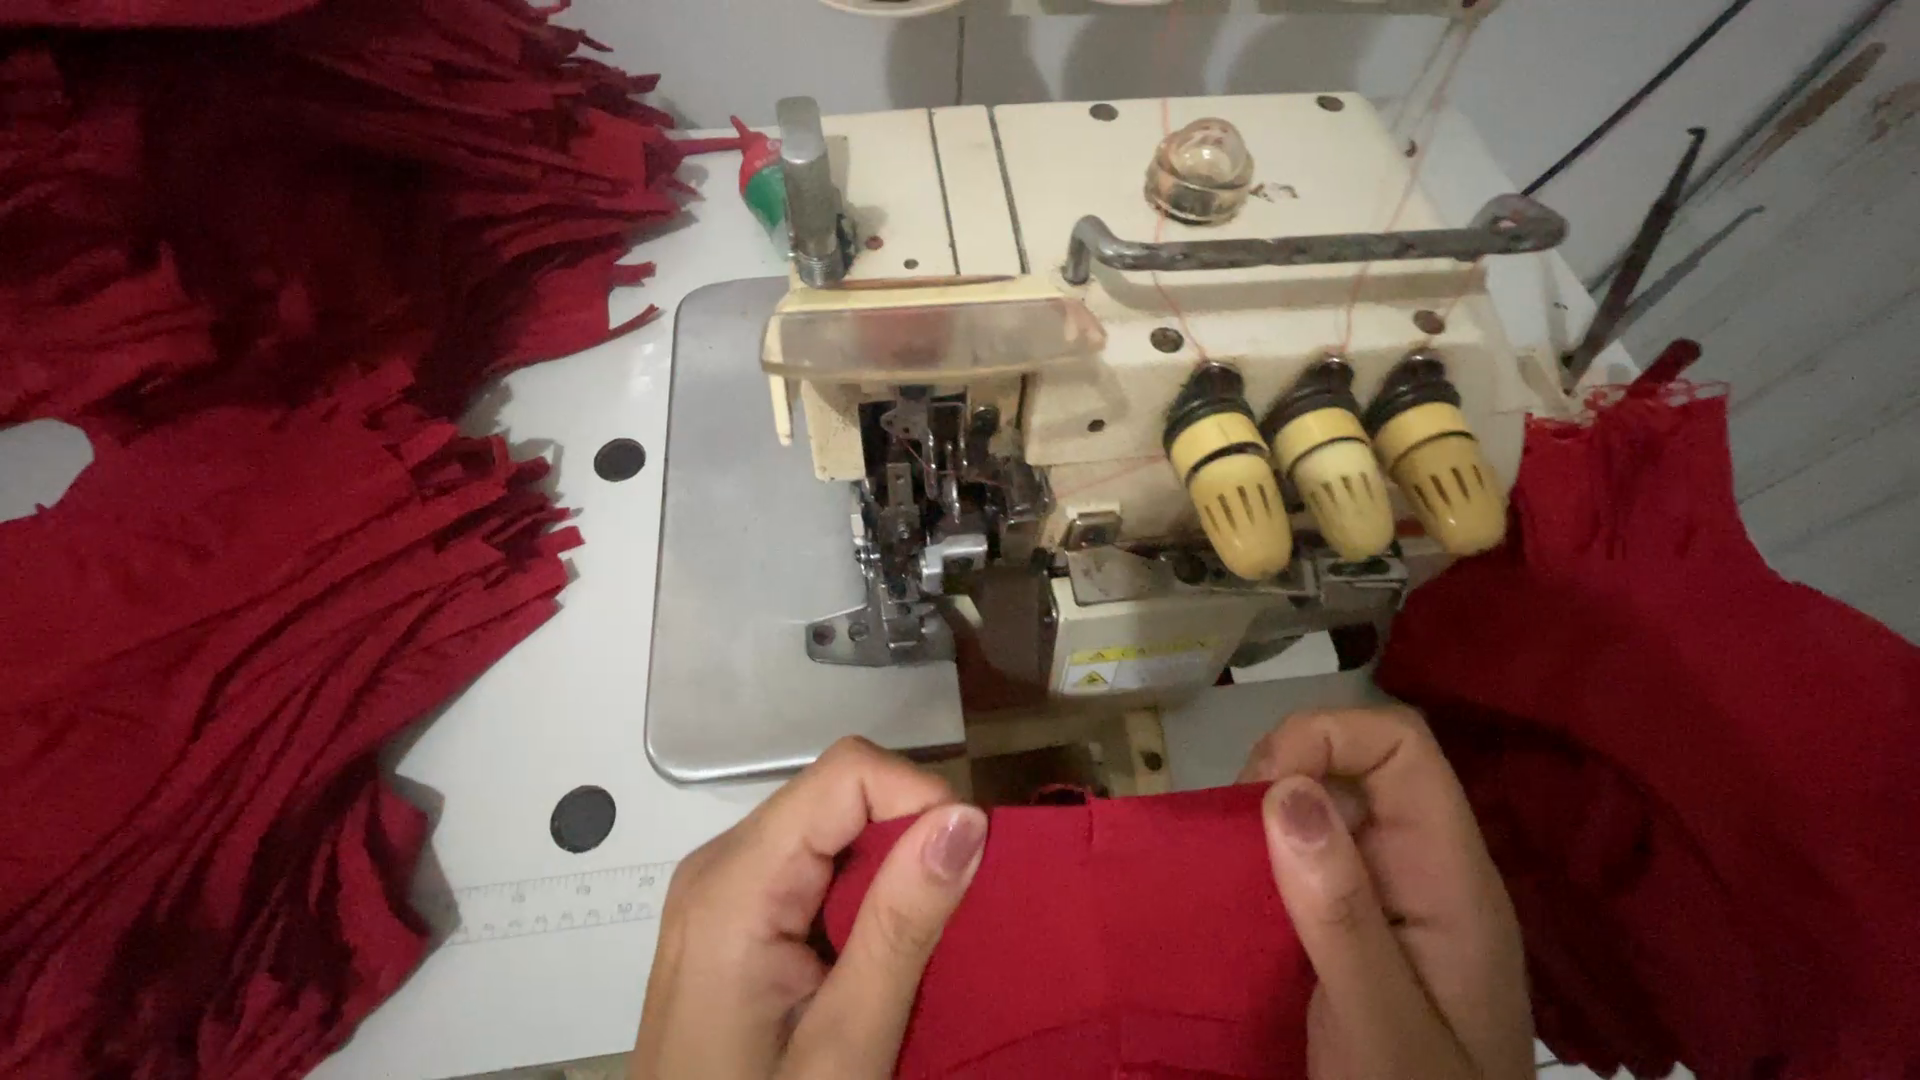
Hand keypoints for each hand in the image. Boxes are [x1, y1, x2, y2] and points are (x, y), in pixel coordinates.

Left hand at [631, 737, 986, 1079]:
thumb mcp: (845, 1046)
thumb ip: (902, 924)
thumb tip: (966, 816)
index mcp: (735, 883)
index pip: (846, 772)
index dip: (918, 796)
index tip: (967, 862)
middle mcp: (721, 862)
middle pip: (838, 792)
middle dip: (909, 833)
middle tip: (950, 915)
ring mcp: (723, 884)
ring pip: (832, 824)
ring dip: (890, 864)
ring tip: (915, 938)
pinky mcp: (734, 909)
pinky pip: (814, 861)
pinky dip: (862, 887)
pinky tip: (874, 946)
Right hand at [1240, 706, 1532, 1079]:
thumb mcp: (1382, 1030)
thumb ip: (1340, 914)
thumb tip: (1286, 790)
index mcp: (1451, 879)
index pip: (1402, 748)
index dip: (1326, 737)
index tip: (1259, 789)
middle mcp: (1424, 869)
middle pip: (1359, 764)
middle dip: (1283, 774)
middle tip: (1229, 836)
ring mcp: (1391, 894)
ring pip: (1327, 803)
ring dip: (1265, 814)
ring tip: (1225, 862)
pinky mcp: (1357, 920)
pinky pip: (1309, 852)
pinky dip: (1263, 852)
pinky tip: (1235, 886)